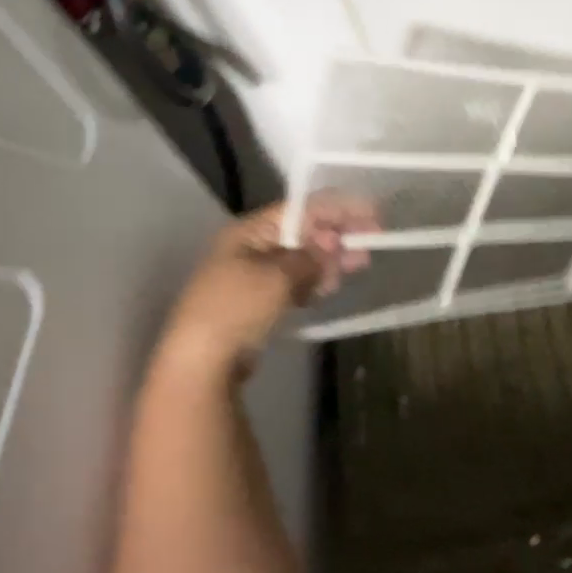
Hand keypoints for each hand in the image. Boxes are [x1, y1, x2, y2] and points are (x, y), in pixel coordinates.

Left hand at [159, 196, 377, 375]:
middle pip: (302, 232)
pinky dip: (313, 281)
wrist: (200, 363)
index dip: (339, 210)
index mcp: (249, 231)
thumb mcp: (278, 277)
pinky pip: (292, 282)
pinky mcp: (256, 302)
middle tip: (369, 246)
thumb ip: (311, 256)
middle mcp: (249, 247)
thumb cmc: (236, 309)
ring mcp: (251, 275)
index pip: (302, 209)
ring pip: (300, 259)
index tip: (371, 217)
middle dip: (337, 236)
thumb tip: (333, 241)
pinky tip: (329, 288)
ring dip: (328, 260)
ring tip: (357, 266)